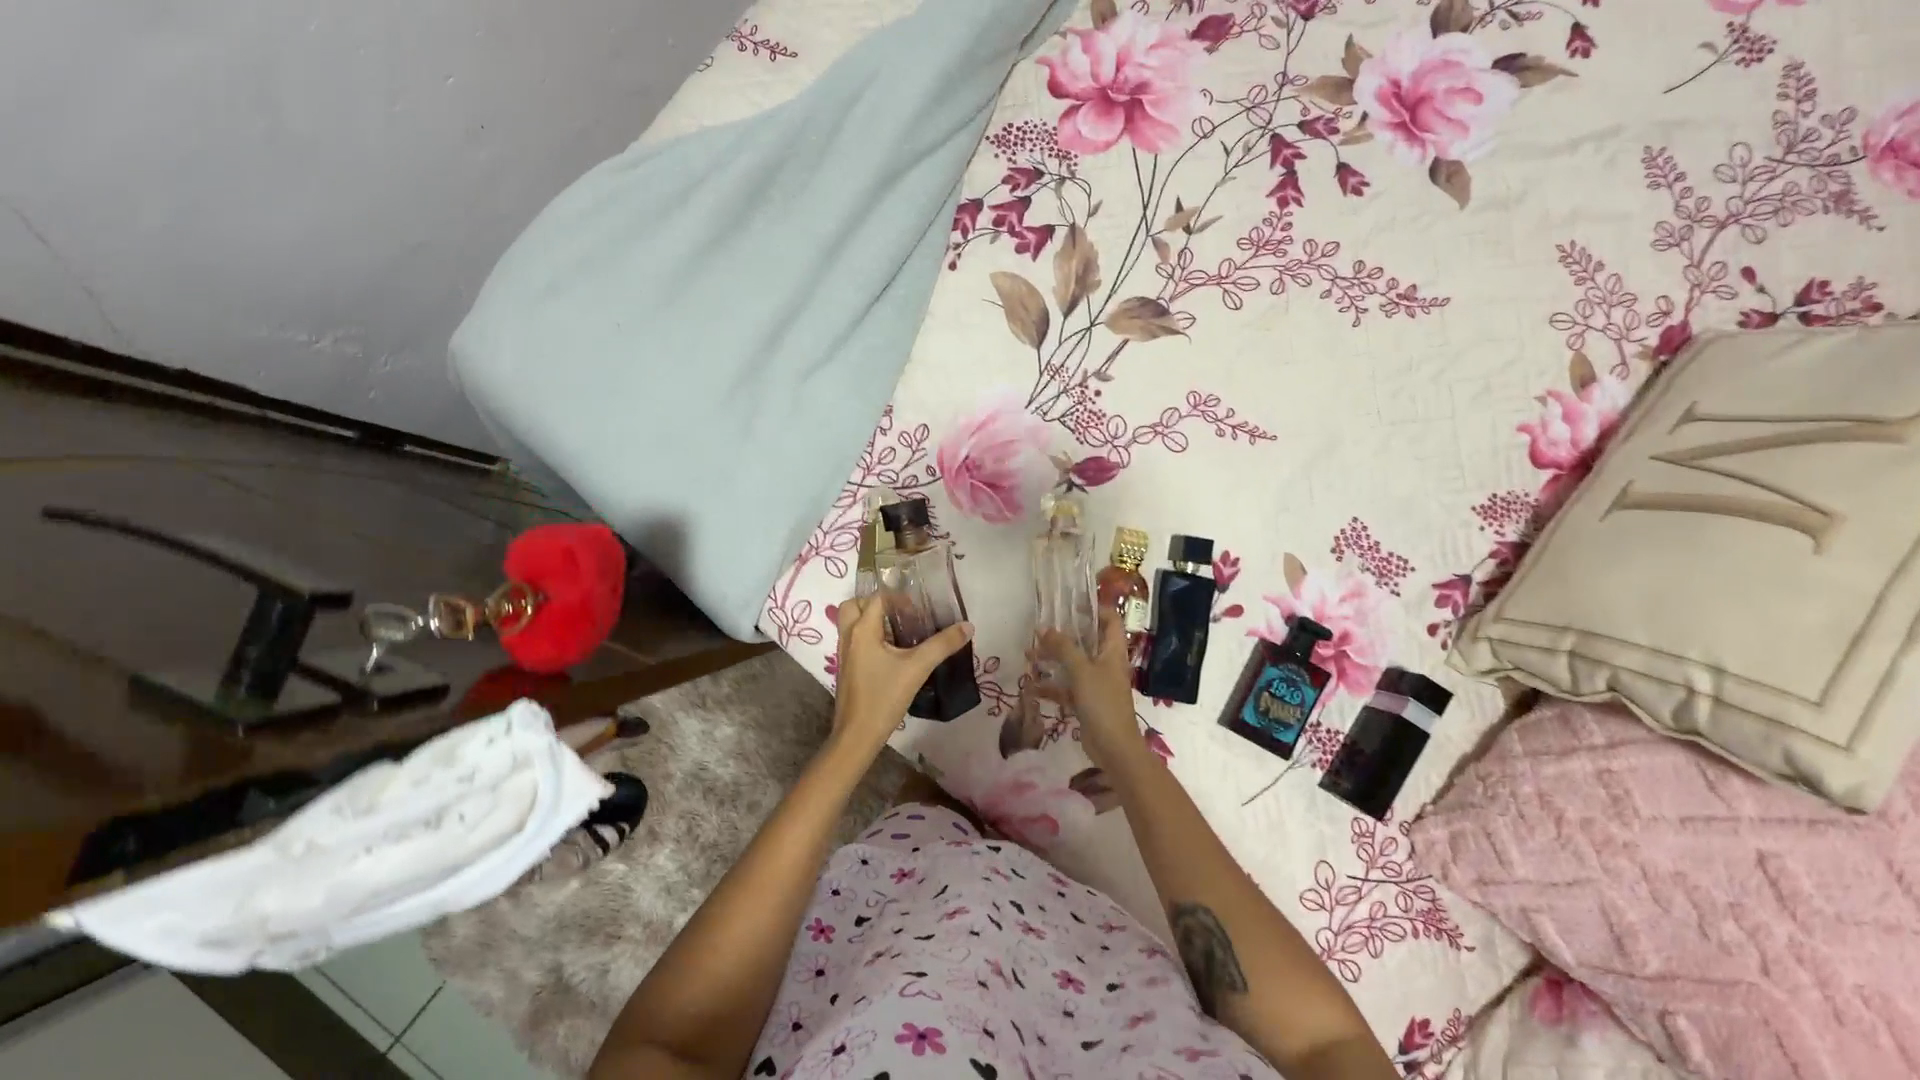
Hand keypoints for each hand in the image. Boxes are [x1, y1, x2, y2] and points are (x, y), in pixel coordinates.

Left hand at [829, 596, 973, 756]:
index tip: (920, 610)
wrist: (857, 735)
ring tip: (901, 632)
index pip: (878, 598)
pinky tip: (893, 654)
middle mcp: (849, 636)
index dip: (899, 598)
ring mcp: (845, 654)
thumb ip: (943, 645)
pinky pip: (855, 641)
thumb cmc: (884, 697)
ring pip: (853, 624)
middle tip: (901, 614)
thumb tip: (968, 626)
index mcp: (862, 630)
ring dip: (872, 621)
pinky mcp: (847, 669)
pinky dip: (870, 638)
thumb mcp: (917, 668)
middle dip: (876, 604)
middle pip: (856, 606)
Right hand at [1036, 612, 1141, 768]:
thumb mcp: (1081, 671)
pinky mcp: (1087, 702)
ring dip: (1053, 660)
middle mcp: (1106, 663)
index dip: (1095, 608)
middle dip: (1063, 636)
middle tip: (1040, 631)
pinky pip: (1067, 688)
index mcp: (1113, 650)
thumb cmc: (1102, 702)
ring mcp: (1096, 683)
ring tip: (1028, 655)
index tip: (1071, 604)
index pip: (1110, 619)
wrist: (1114, 747)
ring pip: (1073, 664)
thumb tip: (1044, 628)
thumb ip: (1063, 648)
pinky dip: (1052, 686)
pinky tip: (1032, 686)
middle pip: (1087, 641)